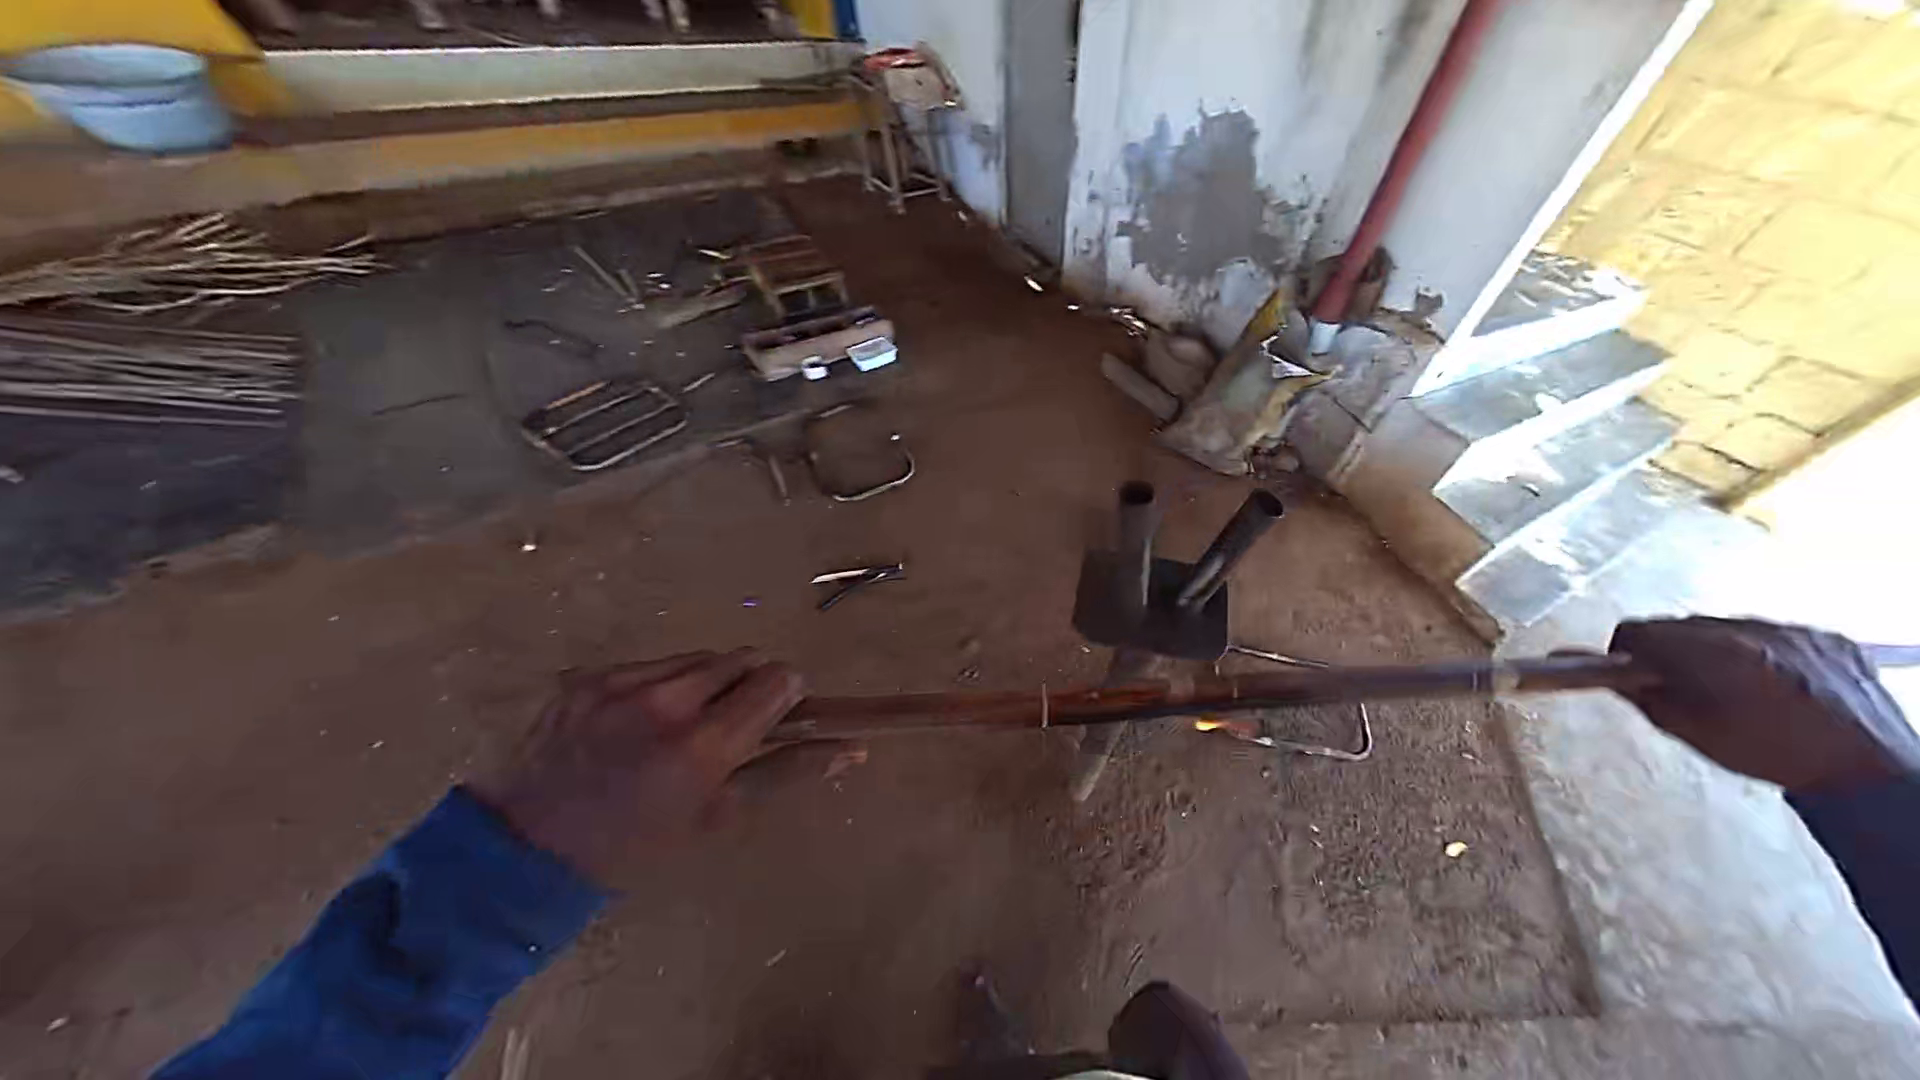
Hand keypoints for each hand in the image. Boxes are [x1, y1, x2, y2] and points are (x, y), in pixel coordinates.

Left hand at [470, 649, 846, 883]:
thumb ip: (788, 772)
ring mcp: (623, 683)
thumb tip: (851, 747)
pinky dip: (664, 683)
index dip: (788, 690)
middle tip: (731, 721)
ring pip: (700, 657)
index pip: (778, 678)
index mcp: (705, 745)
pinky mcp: (592, 675)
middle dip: (750, 683)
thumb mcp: (720, 818)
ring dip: (708, 680)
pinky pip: (653, 662)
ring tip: (683, 722)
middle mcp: (667, 702)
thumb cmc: (639, 843)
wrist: (526, 848)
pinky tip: (641, 719)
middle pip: (743, 657)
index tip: (778, 712)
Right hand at [1610, 617, 1919, 792]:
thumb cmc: (1770, 754)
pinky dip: (1758, 651)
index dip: (1626, 650)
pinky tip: (1769, 680)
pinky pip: (1770, 632)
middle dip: (1671, 649)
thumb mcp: (1686, 728)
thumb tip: (1600, 667)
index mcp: (1717, 653)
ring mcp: (1798, 632)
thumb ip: (1638, 691)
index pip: (1639, 628)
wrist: (1871, 775)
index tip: (1632, 670)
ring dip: (1714, 647)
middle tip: (1680, 682)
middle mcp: (1756, 632)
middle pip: (1681, 624)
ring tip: (1730, 683)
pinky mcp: (1830, 638)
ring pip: (1724, 625)